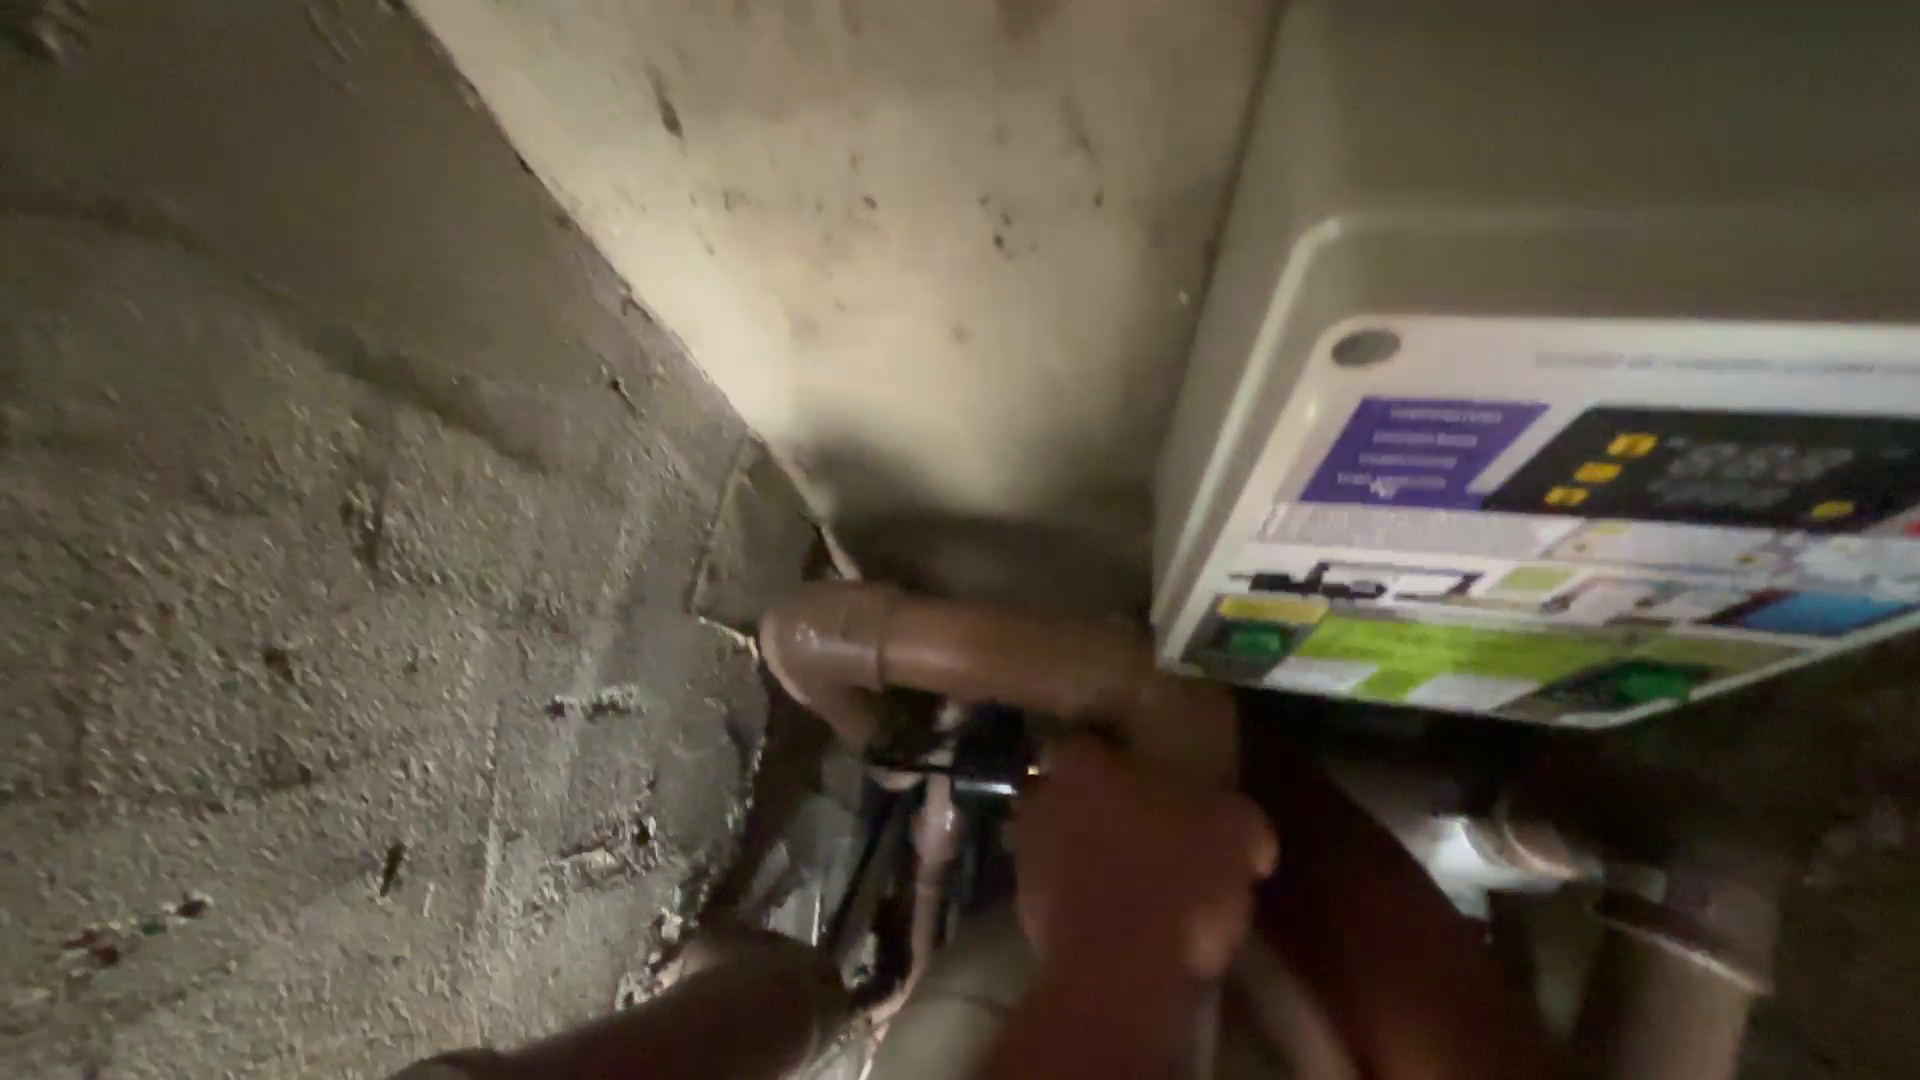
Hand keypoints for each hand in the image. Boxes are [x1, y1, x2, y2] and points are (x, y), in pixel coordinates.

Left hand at [1012, 738, 1278, 980]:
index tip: (1144, 782)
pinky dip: (1082, 903)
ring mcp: (1026, 853)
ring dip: (1086, 858)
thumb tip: (1251, 840)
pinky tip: (1119, 923)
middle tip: (1142, 833)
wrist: (1118, 966)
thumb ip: (1240, 823)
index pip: (1089, 745)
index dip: (1115, 761)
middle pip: (1068, 793)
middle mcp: (1042, 797)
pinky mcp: (1023, 907)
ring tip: (1134, 885)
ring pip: (1058, 843)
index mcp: (1083, 764)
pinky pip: (1057, 894)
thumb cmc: (1174, 877)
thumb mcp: (1235, 837)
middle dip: (1096, 809)